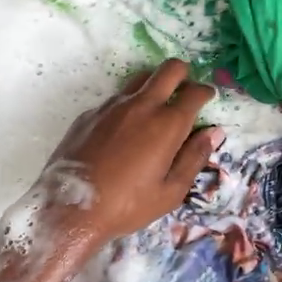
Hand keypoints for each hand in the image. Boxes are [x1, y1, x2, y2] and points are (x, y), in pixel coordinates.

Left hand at [43, 59, 222, 242]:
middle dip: (184, 73)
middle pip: (170, 69)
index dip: (205, 92)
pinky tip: (123, 130)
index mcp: (167, 124)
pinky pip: (115, 99)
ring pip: (141, 78)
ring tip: (155, 106)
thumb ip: (195, 158)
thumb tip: (214, 132)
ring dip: (154, 85)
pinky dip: (128, 105)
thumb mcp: (171, 192)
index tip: (207, 98)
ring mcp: (112, 107)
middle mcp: (141, 106)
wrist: (68, 213)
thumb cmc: (127, 206)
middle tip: (185, 89)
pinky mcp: (89, 114)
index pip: (195, 92)